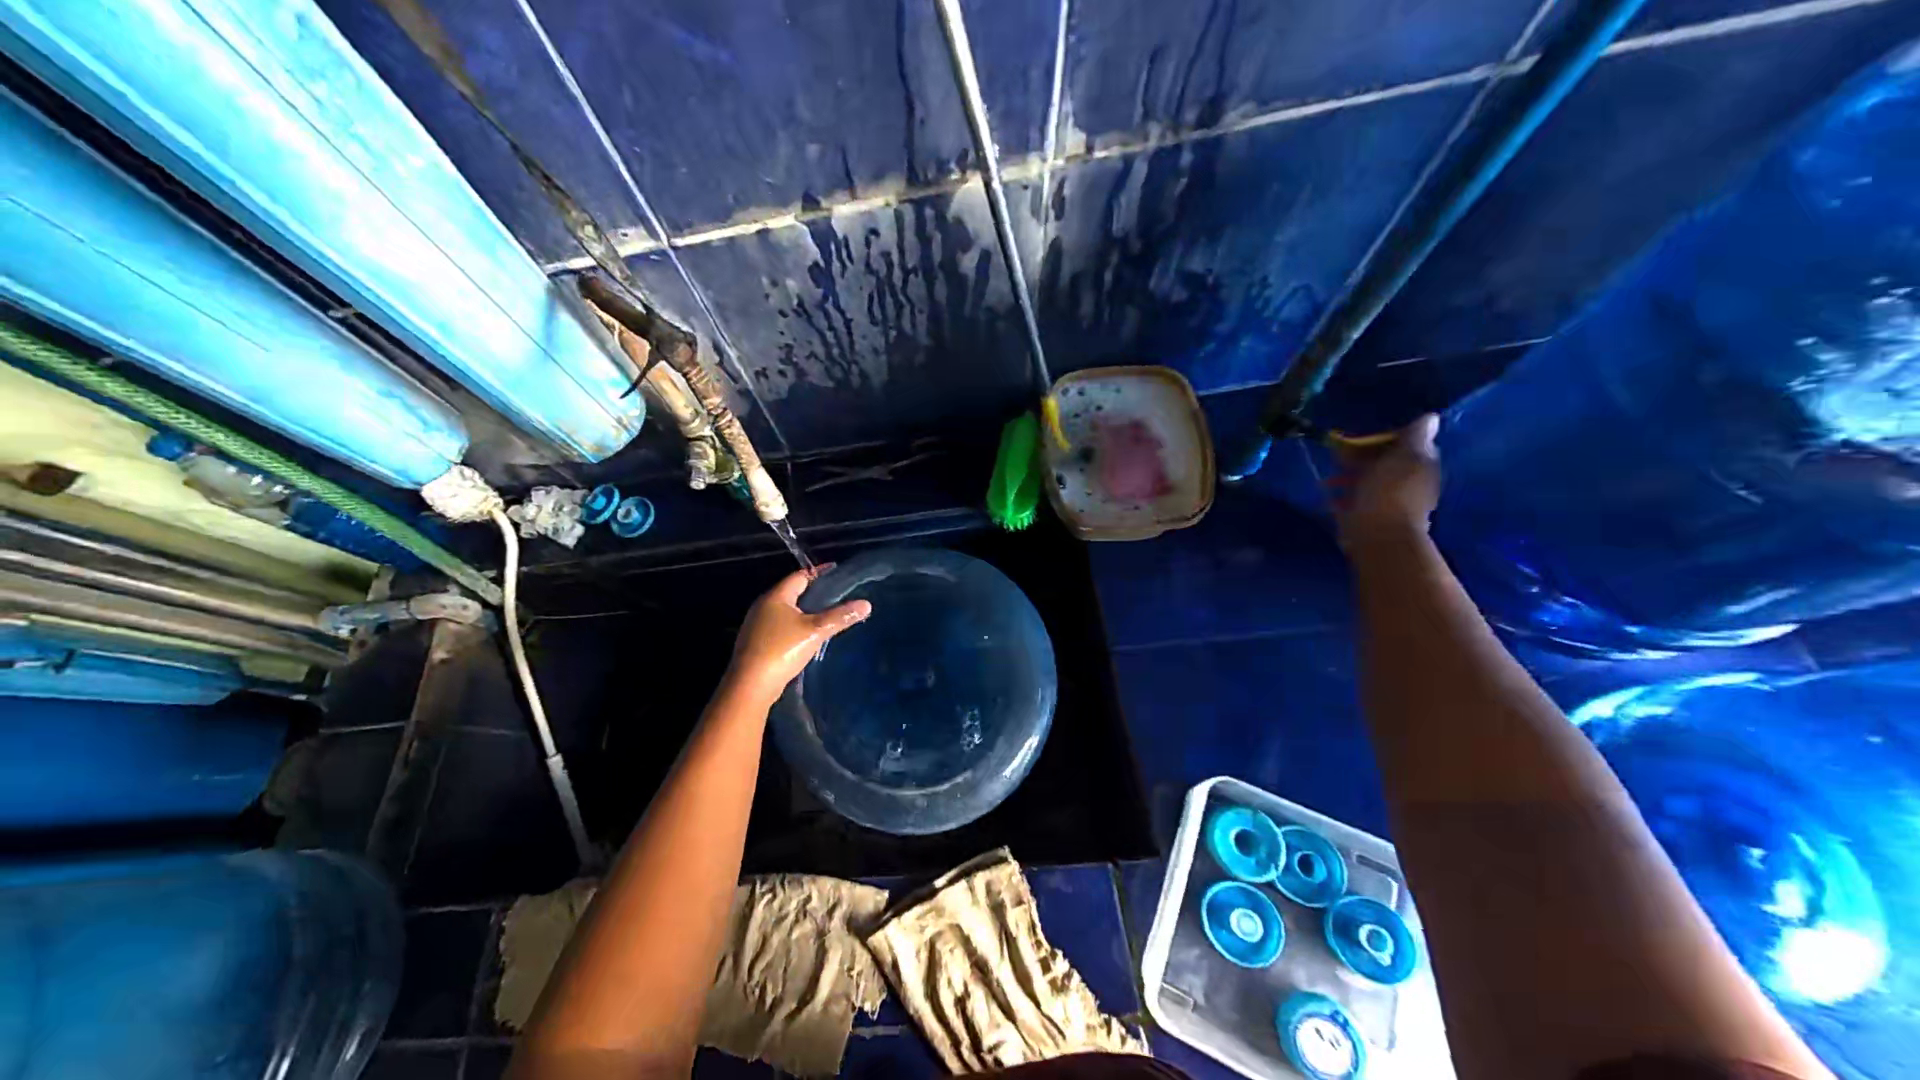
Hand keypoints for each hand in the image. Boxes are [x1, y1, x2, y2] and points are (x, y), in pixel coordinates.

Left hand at [724, 567, 871, 704]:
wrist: (751, 685)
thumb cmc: (782, 650)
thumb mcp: (816, 630)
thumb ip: (840, 616)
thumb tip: (866, 604)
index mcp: (776, 596)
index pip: (799, 576)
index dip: (818, 573)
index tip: (836, 572)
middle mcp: (763, 606)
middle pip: (791, 592)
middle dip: (812, 592)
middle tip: (837, 595)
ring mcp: (757, 625)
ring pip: (785, 611)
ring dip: (804, 611)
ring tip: (826, 615)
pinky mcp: (757, 643)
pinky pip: (780, 626)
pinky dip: (795, 626)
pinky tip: (808, 636)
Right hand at [1330, 413, 1441, 550]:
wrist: (1378, 536)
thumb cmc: (1390, 491)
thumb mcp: (1404, 455)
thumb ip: (1415, 436)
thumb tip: (1431, 417)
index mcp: (1421, 466)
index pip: (1407, 445)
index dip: (1386, 439)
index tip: (1362, 438)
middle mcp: (1411, 484)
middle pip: (1386, 465)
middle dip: (1362, 459)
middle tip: (1338, 457)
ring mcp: (1391, 504)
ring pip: (1369, 484)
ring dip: (1349, 478)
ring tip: (1328, 480)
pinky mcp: (1372, 520)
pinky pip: (1356, 503)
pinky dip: (1343, 498)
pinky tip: (1330, 497)